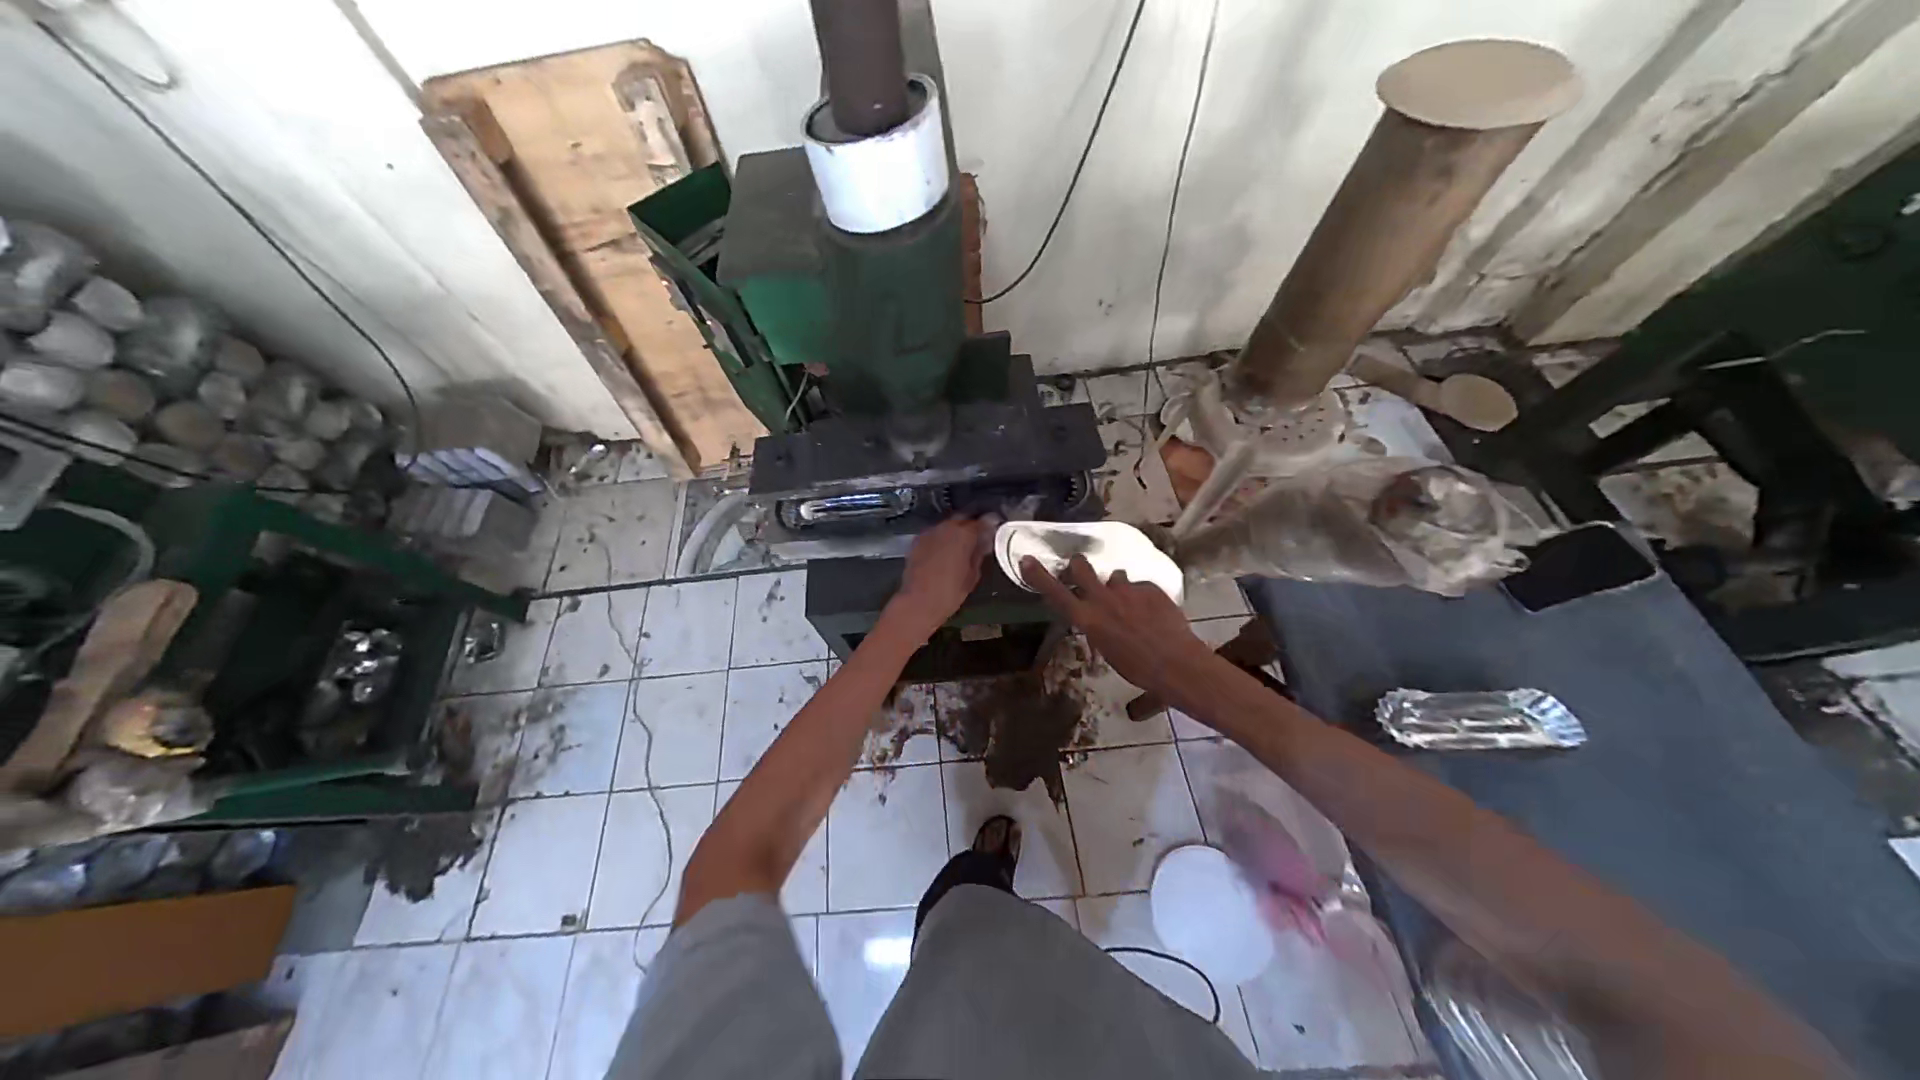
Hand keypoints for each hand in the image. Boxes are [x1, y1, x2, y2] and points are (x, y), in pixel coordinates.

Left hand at [892, 516, 987, 632]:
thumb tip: (984, 543)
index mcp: (964, 534)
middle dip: (972, 524)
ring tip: (962, 543)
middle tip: (979, 535)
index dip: (990, 523)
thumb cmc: (950, 592)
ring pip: (947, 524)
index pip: (982, 521)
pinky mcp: (917, 541)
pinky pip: (935, 533)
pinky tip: (945, 549)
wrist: (918, 602)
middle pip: (963, 518)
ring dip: (956, 530)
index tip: (995, 527)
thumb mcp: (973, 575)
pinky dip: (942, 537)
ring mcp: (930, 532)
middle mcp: (946, 527)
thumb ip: (979, 553)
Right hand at [1022, 554, 1218, 700]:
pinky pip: (1140, 587)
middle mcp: (1103, 599)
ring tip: (1131, 603)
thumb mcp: (1108, 650)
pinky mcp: (1150, 587)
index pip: (1056, 593)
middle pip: (1081, 568)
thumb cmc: (1138, 668)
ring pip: (1115, 576)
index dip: (1038, 576)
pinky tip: (1155, 613)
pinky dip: (1144, 597)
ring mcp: (1127, 590)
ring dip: (1117, 585)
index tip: (1026, 559)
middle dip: (1078, 564)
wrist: (1175, 663)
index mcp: (1088, 619)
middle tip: (1079, 565)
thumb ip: (1100, 627)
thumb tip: (1100, 619)